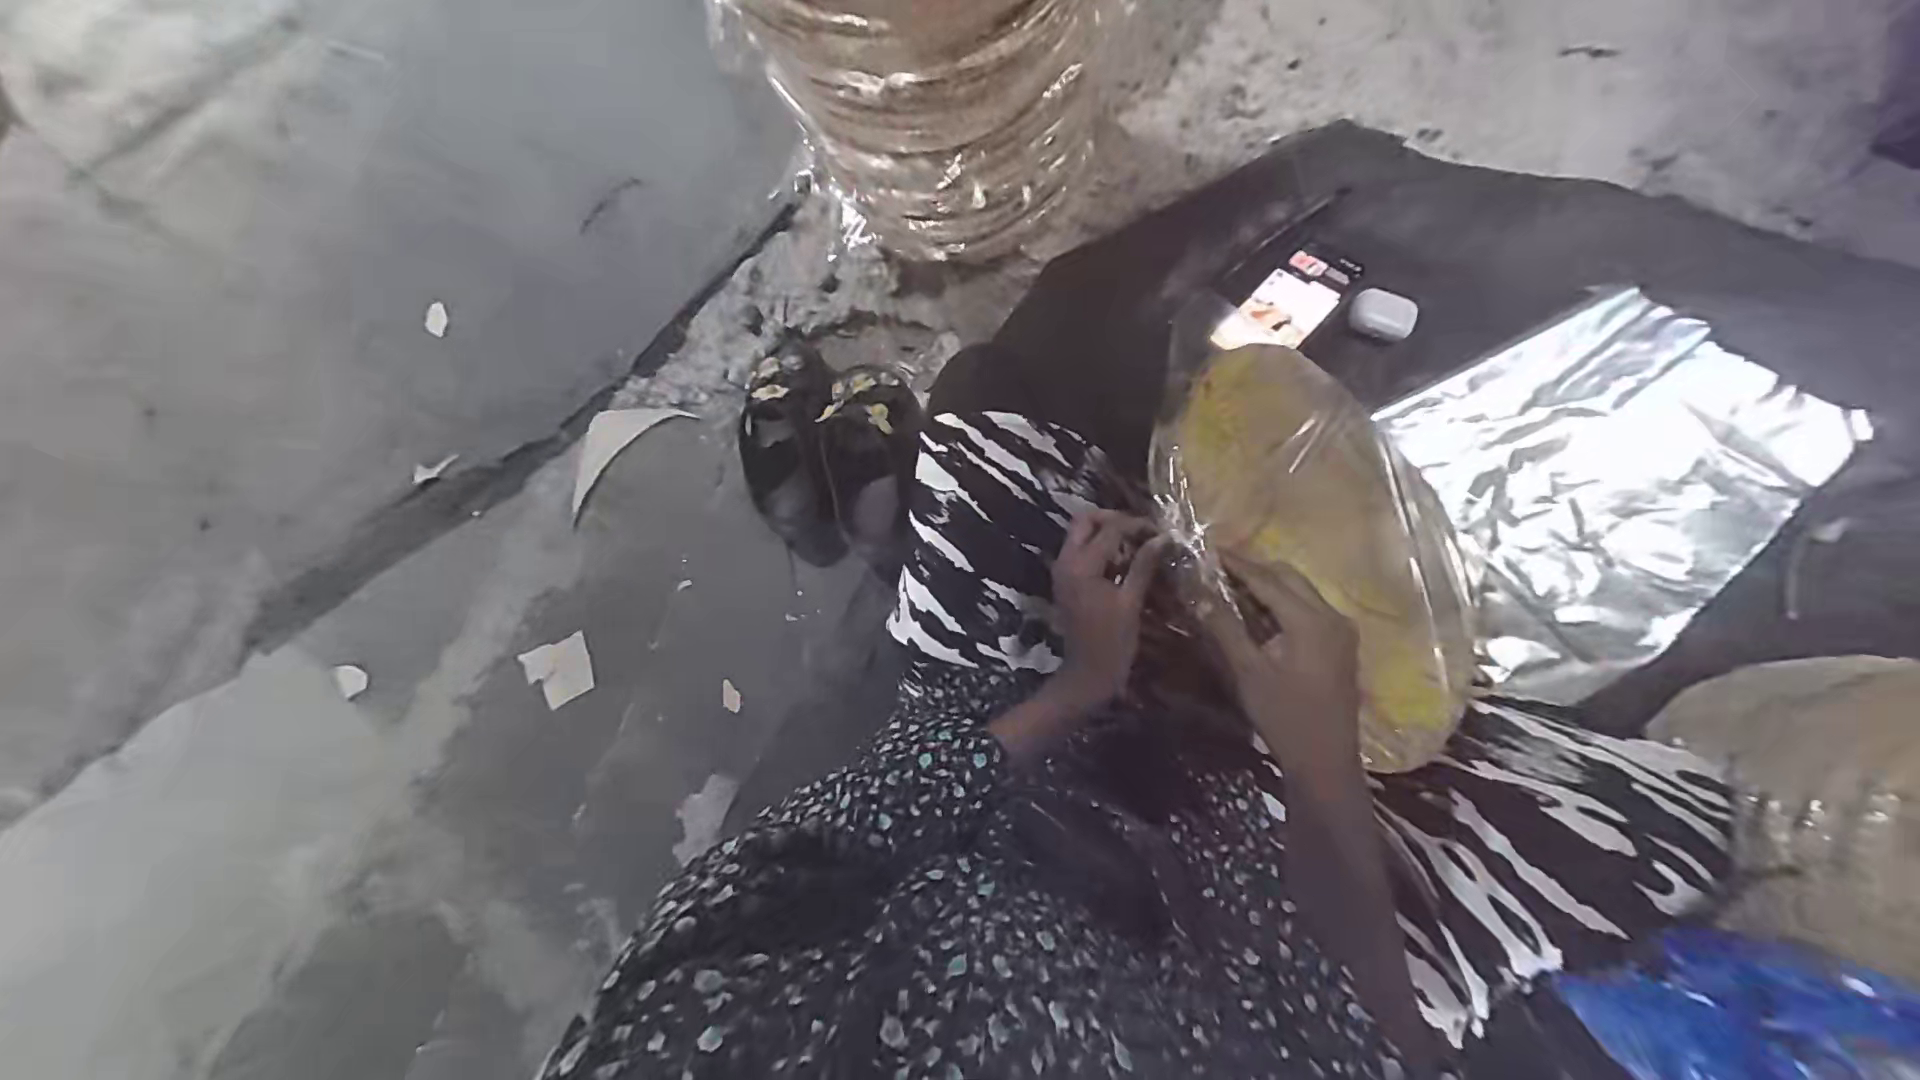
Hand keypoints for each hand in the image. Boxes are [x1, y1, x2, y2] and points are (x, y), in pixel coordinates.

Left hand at [1050, 511, 1169, 708]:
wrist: (1087, 673)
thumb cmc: (1112, 642)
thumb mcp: (1131, 601)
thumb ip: (1144, 565)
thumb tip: (1164, 538)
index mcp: (1080, 566)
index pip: (1109, 529)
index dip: (1136, 525)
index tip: (1160, 532)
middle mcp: (1064, 562)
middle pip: (1085, 521)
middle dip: (1114, 520)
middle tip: (1142, 532)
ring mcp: (1061, 571)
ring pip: (1080, 534)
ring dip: (1106, 533)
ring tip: (1137, 546)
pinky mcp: (1065, 580)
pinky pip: (1079, 551)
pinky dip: (1100, 549)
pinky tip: (1124, 562)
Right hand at [1195, 552, 1361, 764]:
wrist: (1325, 759)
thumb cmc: (1284, 715)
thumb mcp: (1248, 671)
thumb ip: (1224, 627)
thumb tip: (1197, 594)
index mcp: (1311, 621)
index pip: (1267, 580)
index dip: (1236, 564)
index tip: (1209, 550)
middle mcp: (1332, 617)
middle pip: (1289, 577)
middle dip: (1254, 569)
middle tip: (1218, 568)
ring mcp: (1341, 631)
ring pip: (1301, 591)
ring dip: (1269, 584)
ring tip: (1232, 586)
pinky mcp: (1340, 644)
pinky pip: (1309, 608)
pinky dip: (1282, 602)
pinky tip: (1258, 612)